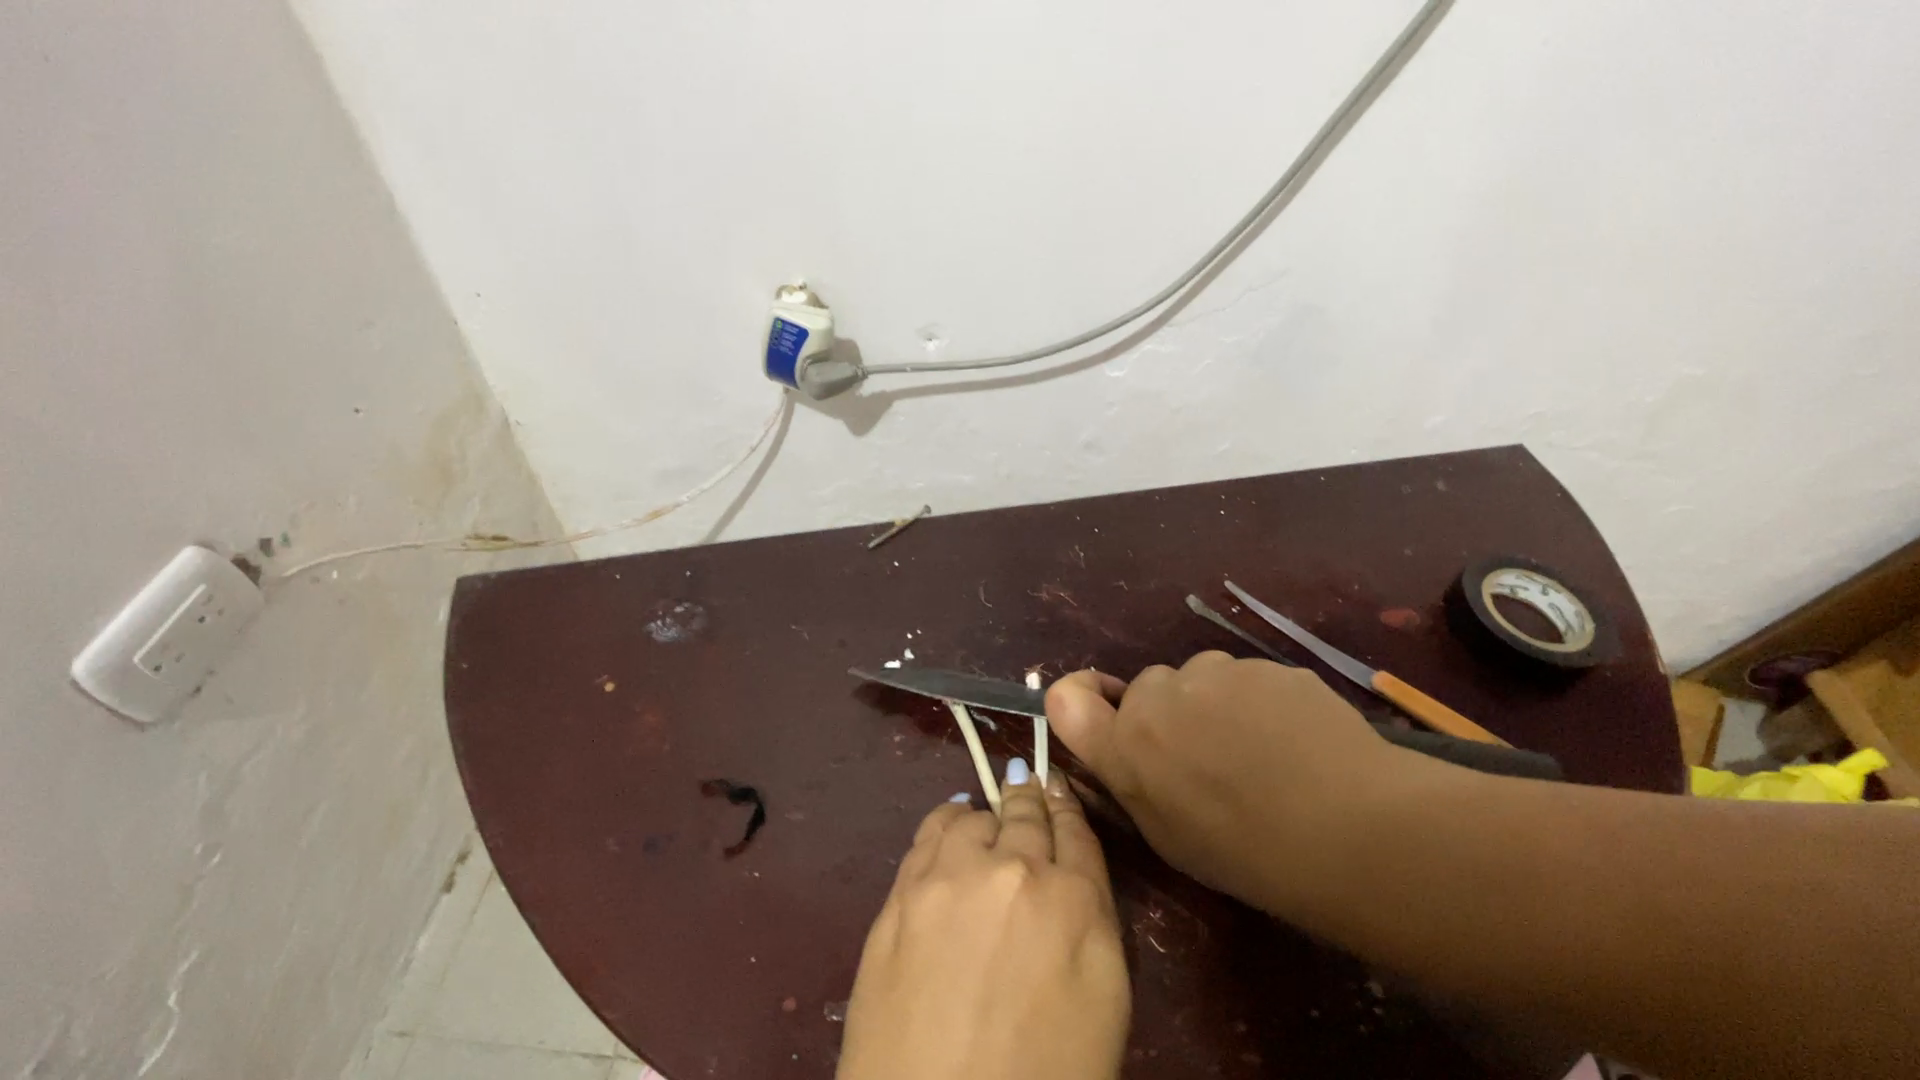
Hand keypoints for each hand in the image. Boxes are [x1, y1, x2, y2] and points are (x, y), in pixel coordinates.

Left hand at [836, 761, 1129, 1079]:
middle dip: (1030, 801)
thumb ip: (1095, 925)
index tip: (1059, 790)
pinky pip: (929, 834)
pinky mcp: (901, 895)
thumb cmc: (1043, 1073)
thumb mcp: (1104, 1004)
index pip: (1076, 833)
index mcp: (1075, 902)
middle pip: (1025, 815)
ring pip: (974, 817)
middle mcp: (1013, 871)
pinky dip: (947, 822)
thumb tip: (1075, 882)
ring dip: (987, 814)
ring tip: (988, 813)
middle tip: (1028, 788)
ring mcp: (950, 878)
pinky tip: (952, 821)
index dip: (1068, 808)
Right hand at [1046, 653, 1432, 913]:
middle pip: (1148, 690)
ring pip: (1204, 680)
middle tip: (1210, 758)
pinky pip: (1253, 679)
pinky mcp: (1268, 666)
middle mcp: (1158, 698)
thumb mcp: (1167, 834)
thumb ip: (1135, 778)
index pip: (1068, 698)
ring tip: (1264, 753)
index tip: (1104, 710)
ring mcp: (1216, 674)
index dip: (1082, 698)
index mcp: (1125, 747)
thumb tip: (1134, 749)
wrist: (1345, 828)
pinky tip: (1299, 743)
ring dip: (1218, 704)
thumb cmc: (1245, 852)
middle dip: (1170, 713)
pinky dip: (1266, 702)